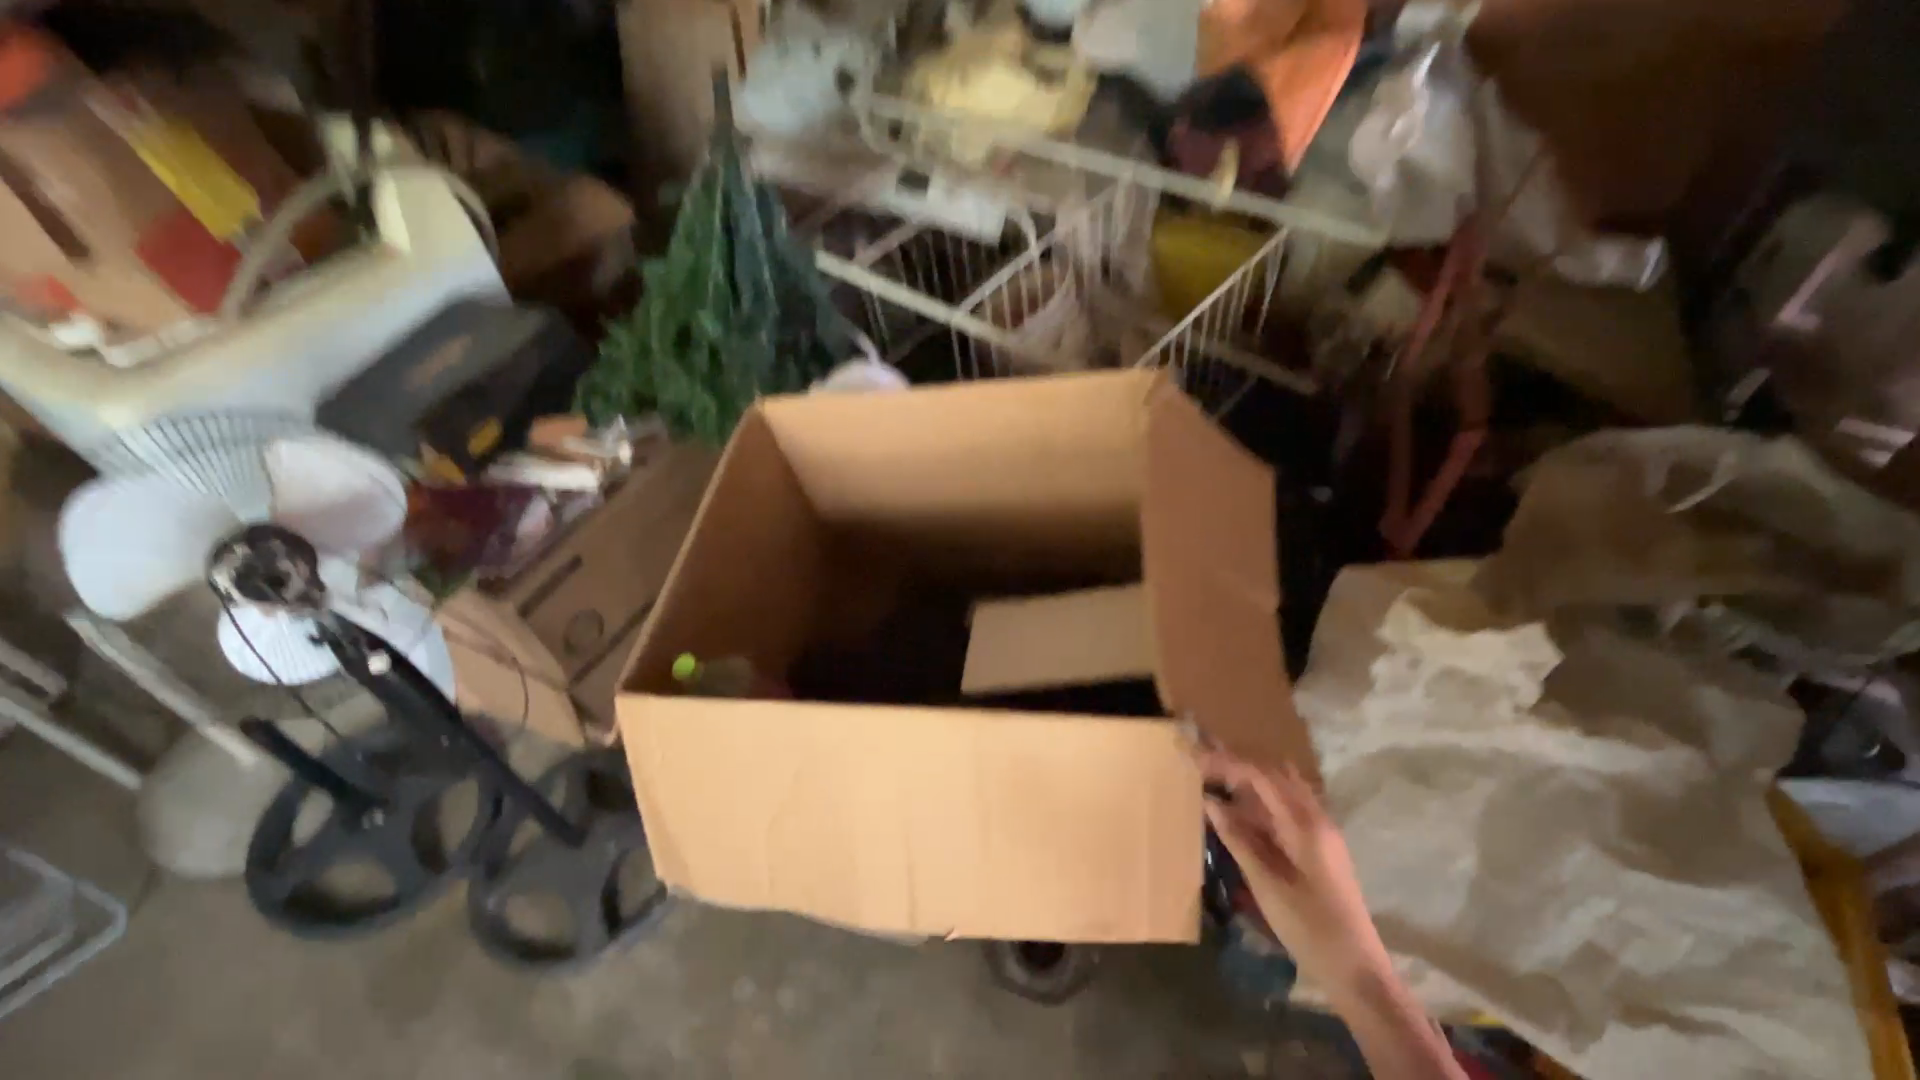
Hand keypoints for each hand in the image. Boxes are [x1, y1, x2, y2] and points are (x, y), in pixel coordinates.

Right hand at [1197, 748, 1392, 1004]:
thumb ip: (1238, 839)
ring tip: (1216, 782)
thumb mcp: (1266, 883)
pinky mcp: (1319, 848)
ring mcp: (1321, 832)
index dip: (1228, 763)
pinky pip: (1287, 811)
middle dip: (1239, 766)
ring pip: (1282, 791)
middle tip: (1203, 764)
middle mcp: (1316, 818)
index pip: (1263, 776)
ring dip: (1250, 782)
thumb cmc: (1308, 926)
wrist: (1355, 967)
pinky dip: (1262, 804)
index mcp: (1305, 824)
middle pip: (1275, 775)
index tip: (1197, 758)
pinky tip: (1240, 814)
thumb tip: (1210, 802)